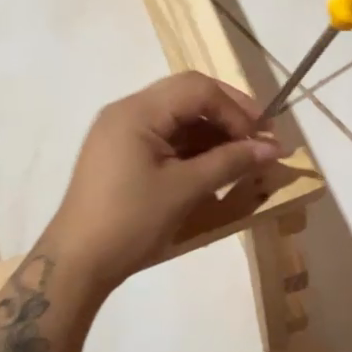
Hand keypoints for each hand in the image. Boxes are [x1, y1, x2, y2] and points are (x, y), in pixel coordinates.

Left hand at [49, 73, 281, 291]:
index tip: (262, 139)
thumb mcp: (185, 190)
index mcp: (137, 111)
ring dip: (214, 135)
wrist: (78, 262)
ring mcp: (122, 134)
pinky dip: (194, 151)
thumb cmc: (131, 222)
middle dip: (228, 117)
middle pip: (188, 97)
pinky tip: (217, 171)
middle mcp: (127, 112)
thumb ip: (230, 162)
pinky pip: (166, 140)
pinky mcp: (122, 156)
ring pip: (179, 119)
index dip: (236, 110)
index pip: (197, 89)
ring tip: (244, 160)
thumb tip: (273, 148)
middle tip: (261, 141)